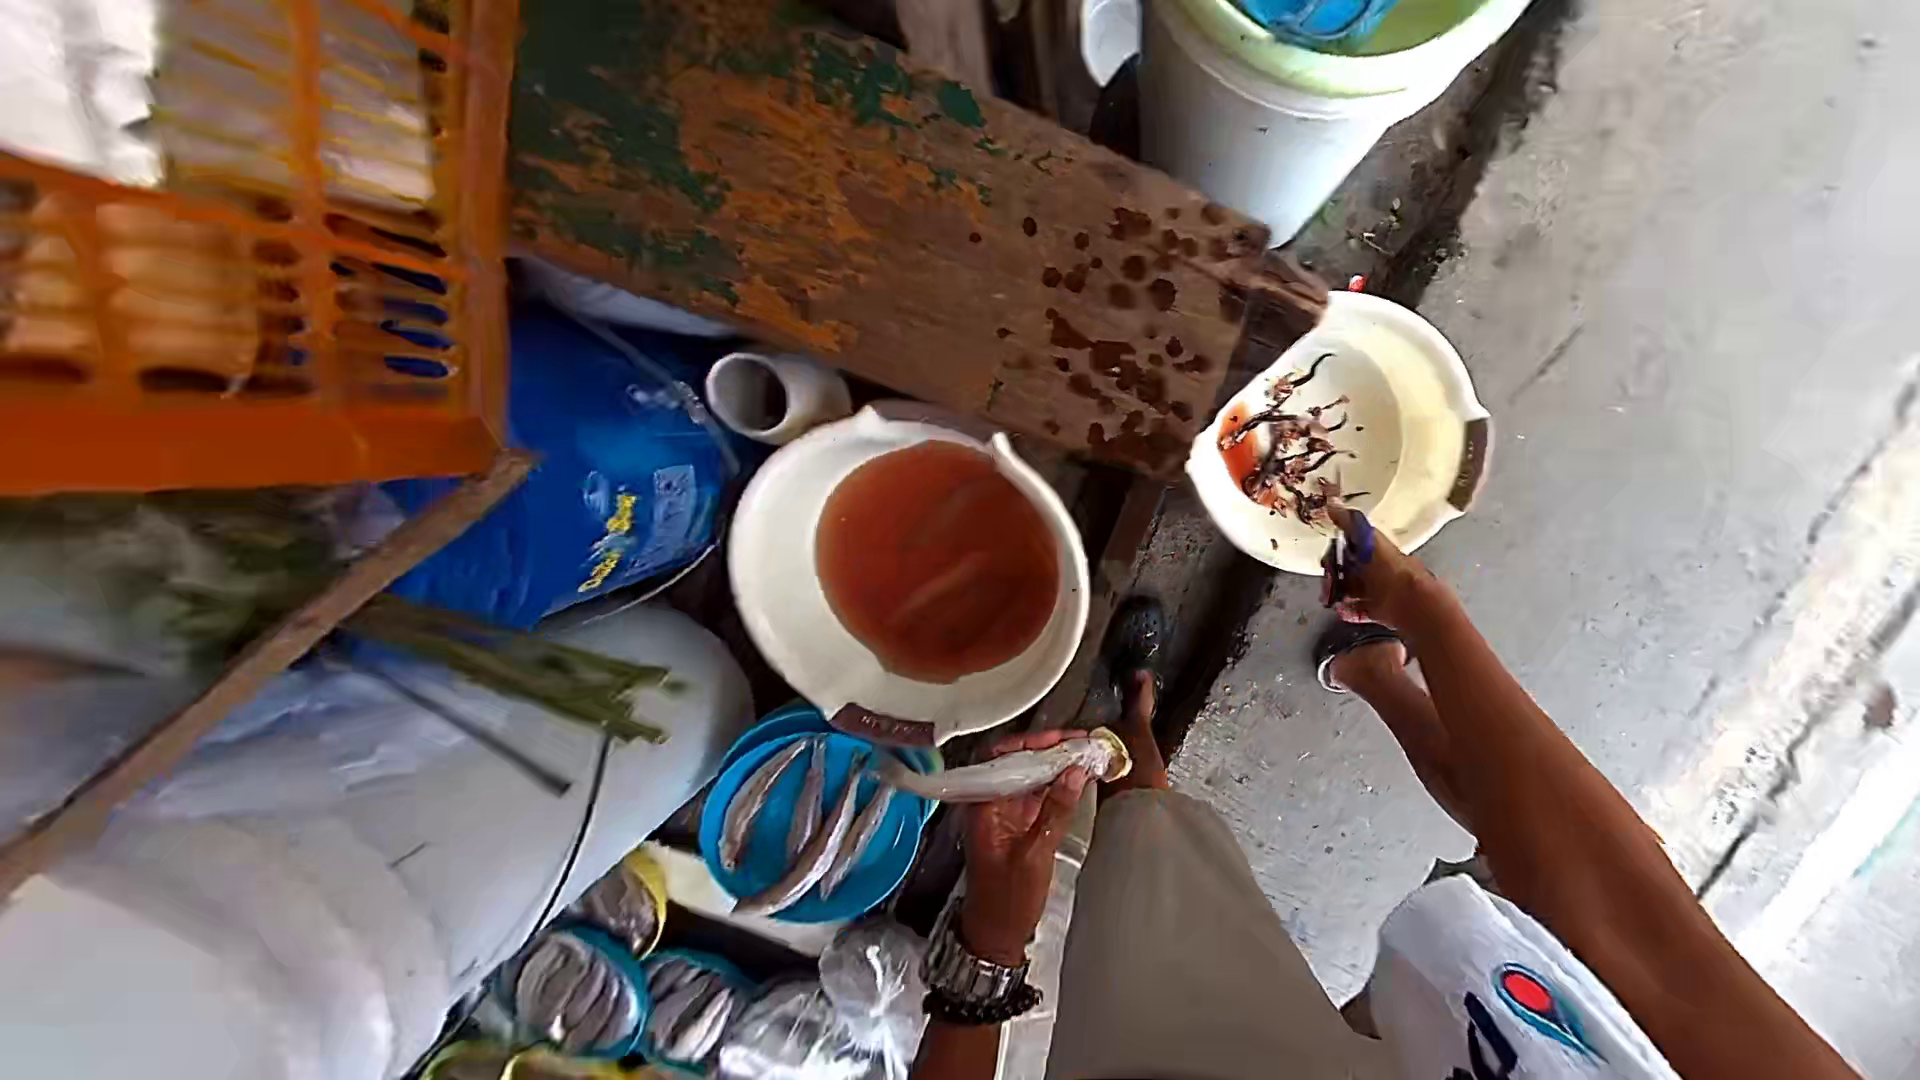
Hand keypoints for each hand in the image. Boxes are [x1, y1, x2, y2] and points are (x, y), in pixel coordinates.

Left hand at [958, 730, 1091, 965]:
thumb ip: (1055, 811)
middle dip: (1049, 749)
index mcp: (984, 803)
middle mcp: (992, 800)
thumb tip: (1075, 772)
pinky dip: (1057, 783)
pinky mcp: (1020, 821)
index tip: (1061, 738)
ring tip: (1086, 752)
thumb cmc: (1008, 898)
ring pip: (1030, 775)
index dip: (1030, 743)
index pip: (1001, 757)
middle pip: (1018, 761)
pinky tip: (1079, 775)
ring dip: (1056, 764)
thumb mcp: (1035, 855)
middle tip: (1082, 741)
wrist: (997, 935)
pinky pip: (1038, 793)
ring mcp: (1006, 810)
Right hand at [1327, 503, 1451, 630]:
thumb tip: (1333, 506)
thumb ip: (1353, 526)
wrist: (1415, 606)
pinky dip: (1348, 610)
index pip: (1356, 547)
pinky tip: (1340, 609)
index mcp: (1380, 554)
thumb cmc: (1392, 572)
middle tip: (1326, 580)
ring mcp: (1380, 592)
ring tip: (1328, 596)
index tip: (1326, 555)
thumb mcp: (1372, 543)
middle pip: (1352, 570)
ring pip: (1353, 590)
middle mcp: (1380, 571)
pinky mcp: (1380, 611)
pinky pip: (1359, 609)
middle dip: (1336, 574)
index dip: (1339, 549)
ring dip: (1338, 592)